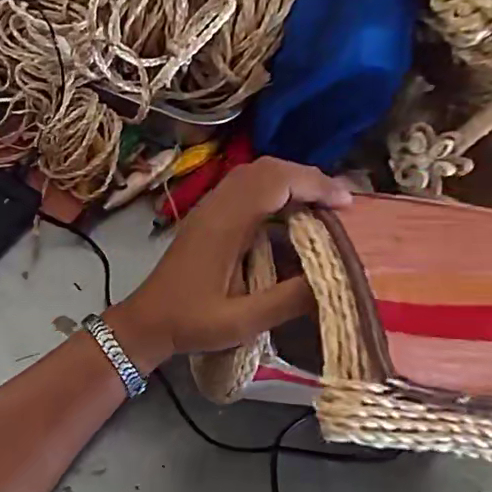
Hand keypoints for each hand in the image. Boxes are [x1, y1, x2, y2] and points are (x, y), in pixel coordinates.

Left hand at [109, 157, 352, 368]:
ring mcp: (207, 209)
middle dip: (306, 178)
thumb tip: (332, 279)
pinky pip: (242, 189)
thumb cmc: (191, 322)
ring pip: (253, 175)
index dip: (314, 184)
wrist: (146, 321)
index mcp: (224, 224)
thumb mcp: (242, 320)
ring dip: (289, 182)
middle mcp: (215, 206)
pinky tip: (287, 219)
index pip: (274, 181)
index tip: (345, 204)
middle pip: (265, 168)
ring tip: (320, 208)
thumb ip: (287, 300)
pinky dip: (271, 192)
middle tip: (338, 204)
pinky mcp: (205, 218)